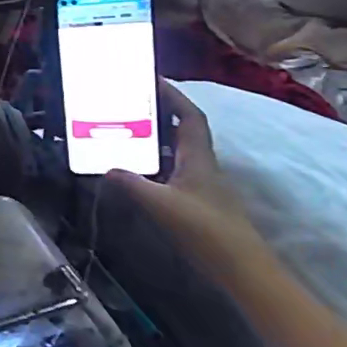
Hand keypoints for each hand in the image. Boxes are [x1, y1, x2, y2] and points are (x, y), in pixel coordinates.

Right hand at [104, 82, 263, 266]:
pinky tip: (140, 172)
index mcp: (198, 156)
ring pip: (178, 152)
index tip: (151, 80)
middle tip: (132, 105)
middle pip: (182, 130)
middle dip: (160, 114)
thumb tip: (107, 168)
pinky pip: (174, 172)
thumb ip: (133, 185)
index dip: (172, 95)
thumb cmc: (205, 229)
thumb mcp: (163, 205)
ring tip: (128, 133)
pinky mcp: (198, 202)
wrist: (240, 266)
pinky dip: (157, 166)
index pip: (188, 115)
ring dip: (157, 141)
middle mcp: (202, 164)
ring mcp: (201, 184)